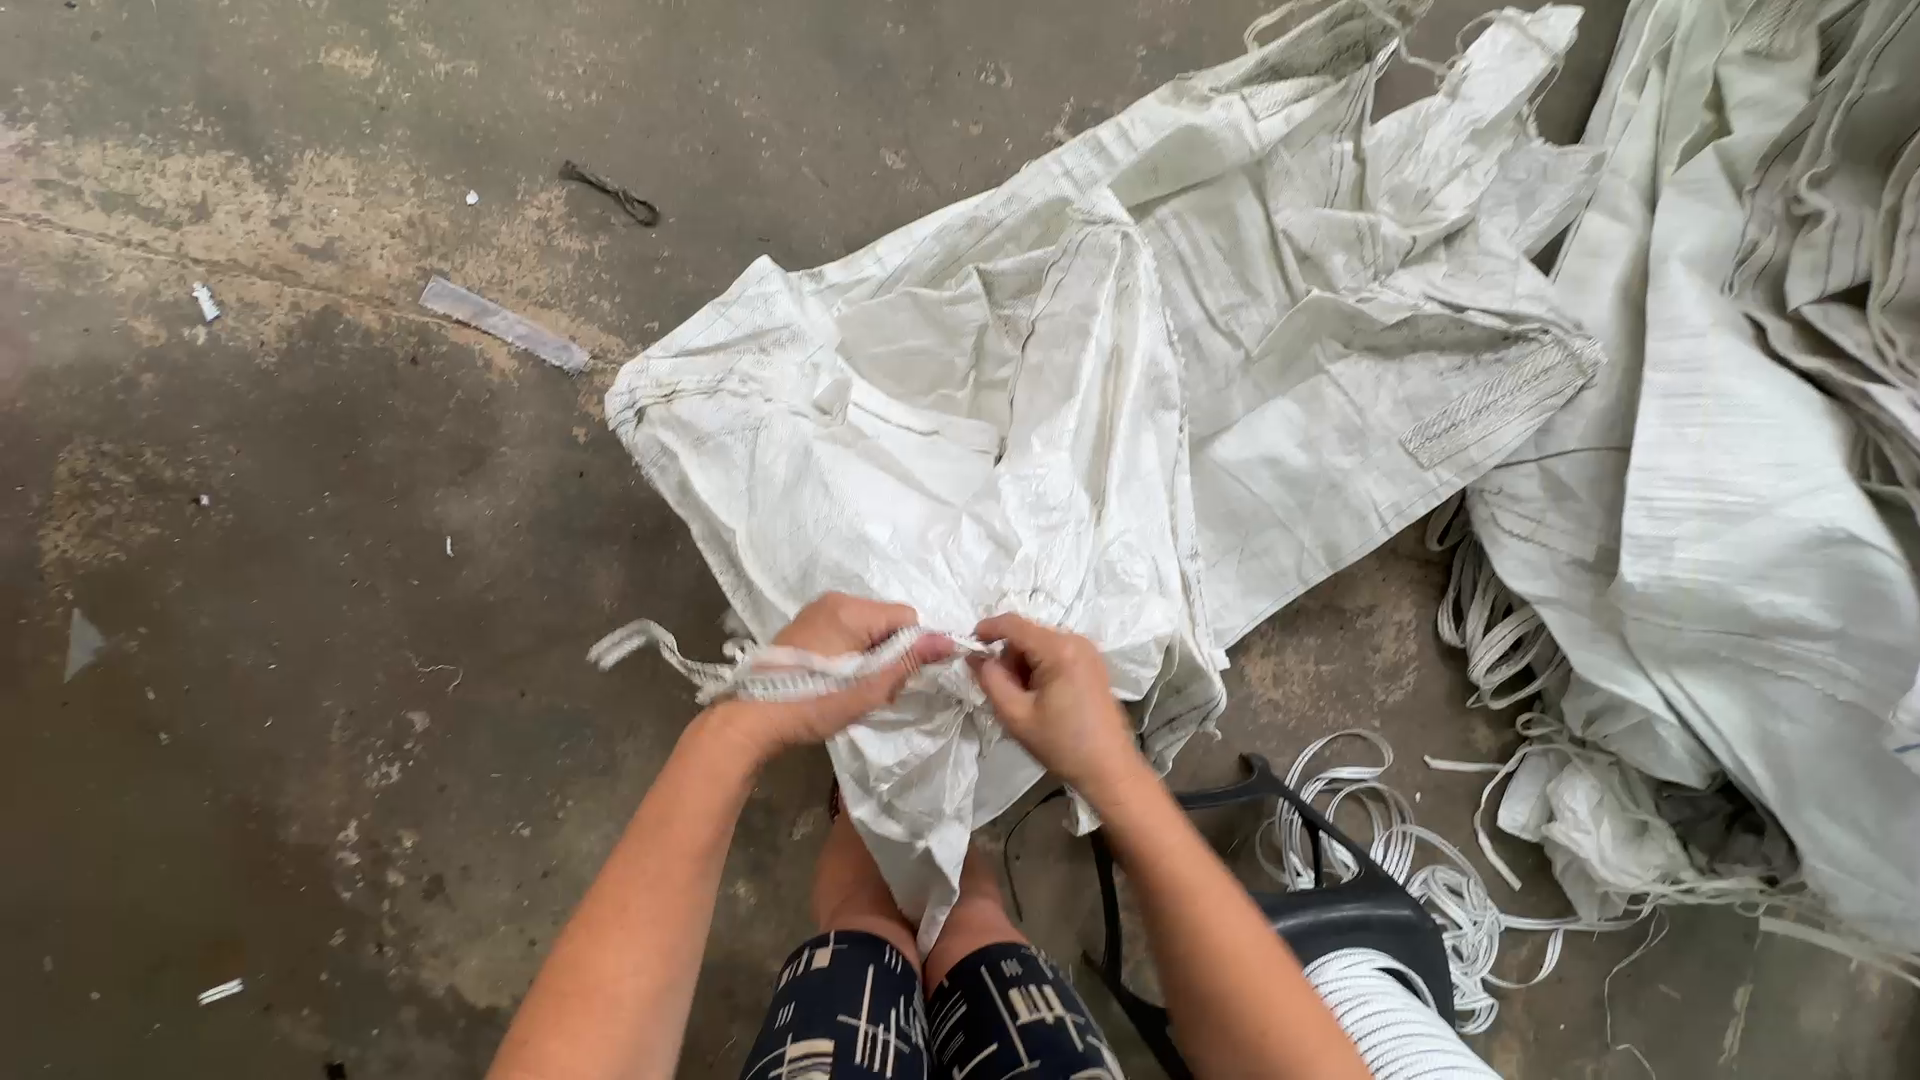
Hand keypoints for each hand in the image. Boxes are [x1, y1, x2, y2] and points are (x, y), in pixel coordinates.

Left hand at [698, 592, 951, 762]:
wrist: (753, 718)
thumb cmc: (815, 702)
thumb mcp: (870, 685)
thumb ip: (911, 658)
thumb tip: (951, 640)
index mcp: (851, 608)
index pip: (907, 618)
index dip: (911, 649)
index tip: (894, 680)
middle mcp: (834, 600)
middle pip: (887, 621)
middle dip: (891, 654)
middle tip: (872, 689)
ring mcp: (816, 612)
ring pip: (868, 629)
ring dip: (872, 657)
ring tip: (852, 688)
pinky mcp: (804, 627)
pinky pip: (846, 633)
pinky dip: (851, 654)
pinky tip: (836, 681)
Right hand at [970, 614, 1147, 800]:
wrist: (1109, 768)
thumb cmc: (1062, 744)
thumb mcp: (1016, 715)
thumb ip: (990, 679)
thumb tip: (974, 656)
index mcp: (1059, 649)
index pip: (1013, 624)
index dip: (986, 630)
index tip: (967, 647)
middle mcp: (1076, 640)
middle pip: (1026, 635)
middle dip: (1008, 659)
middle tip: (1006, 694)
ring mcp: (1088, 650)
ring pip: (1039, 645)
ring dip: (1024, 666)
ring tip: (1027, 701)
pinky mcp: (1092, 663)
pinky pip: (1055, 653)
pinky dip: (1040, 669)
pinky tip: (1042, 698)